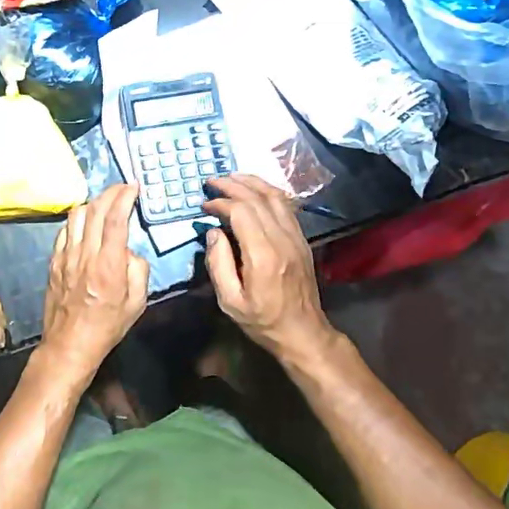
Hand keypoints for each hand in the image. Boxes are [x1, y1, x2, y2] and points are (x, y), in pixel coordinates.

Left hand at [41, 183, 149, 380]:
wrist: (69, 344)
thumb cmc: (107, 326)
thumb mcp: (137, 303)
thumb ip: (139, 270)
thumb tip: (130, 251)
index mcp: (109, 265)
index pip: (116, 219)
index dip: (125, 197)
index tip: (133, 187)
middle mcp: (86, 254)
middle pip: (96, 210)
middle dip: (111, 192)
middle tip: (123, 187)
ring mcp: (66, 256)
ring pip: (76, 215)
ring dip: (93, 201)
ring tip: (105, 201)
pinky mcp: (54, 261)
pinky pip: (64, 230)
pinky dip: (76, 218)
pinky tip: (85, 221)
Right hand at [201, 175, 336, 361]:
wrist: (302, 331)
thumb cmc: (262, 320)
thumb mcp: (230, 301)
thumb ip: (218, 264)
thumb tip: (213, 233)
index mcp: (263, 255)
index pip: (242, 212)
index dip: (221, 203)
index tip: (205, 205)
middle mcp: (282, 239)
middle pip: (258, 199)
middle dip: (233, 185)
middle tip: (212, 181)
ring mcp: (295, 237)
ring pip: (275, 197)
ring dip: (252, 182)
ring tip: (232, 177)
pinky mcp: (301, 239)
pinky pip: (286, 206)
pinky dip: (268, 192)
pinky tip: (255, 190)